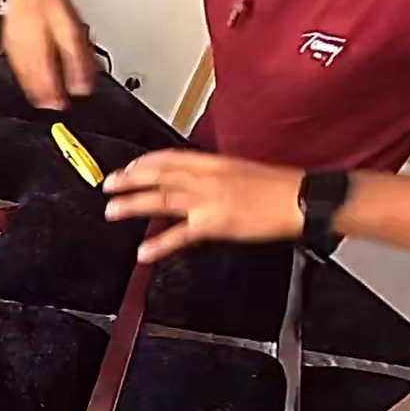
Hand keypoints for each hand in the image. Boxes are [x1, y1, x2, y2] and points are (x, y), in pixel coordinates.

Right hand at [2, 0, 95, 109]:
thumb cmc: (51, 3)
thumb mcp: (73, 33)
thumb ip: (78, 62)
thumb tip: (83, 89)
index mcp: (37, 55)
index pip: (47, 90)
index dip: (58, 101)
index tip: (66, 106)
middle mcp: (22, 57)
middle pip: (35, 91)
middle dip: (49, 98)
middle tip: (60, 103)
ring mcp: (13, 53)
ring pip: (26, 83)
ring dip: (38, 91)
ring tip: (50, 95)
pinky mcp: (10, 48)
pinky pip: (19, 72)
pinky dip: (30, 80)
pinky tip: (38, 79)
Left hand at [103, 150, 305, 262]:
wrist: (300, 199)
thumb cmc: (279, 188)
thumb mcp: (242, 171)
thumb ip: (215, 177)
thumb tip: (197, 184)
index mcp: (214, 163)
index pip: (171, 157)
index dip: (146, 162)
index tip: (130, 166)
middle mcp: (206, 177)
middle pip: (159, 175)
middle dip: (130, 179)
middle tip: (109, 184)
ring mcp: (208, 200)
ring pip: (161, 199)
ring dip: (133, 204)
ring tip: (112, 211)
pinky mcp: (214, 224)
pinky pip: (179, 235)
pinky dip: (159, 244)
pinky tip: (144, 253)